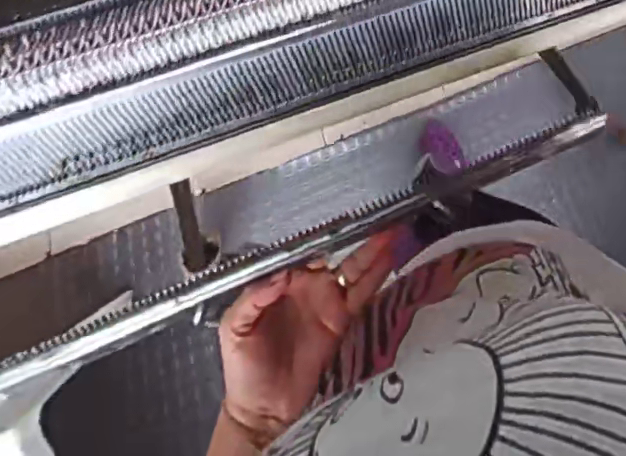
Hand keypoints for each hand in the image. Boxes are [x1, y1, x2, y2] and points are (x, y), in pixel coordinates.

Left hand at [217, 228, 401, 447]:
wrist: (262, 408)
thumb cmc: (243, 365)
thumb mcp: (235, 328)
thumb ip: (253, 298)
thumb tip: (281, 275)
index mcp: (284, 280)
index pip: (305, 250)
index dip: (322, 236)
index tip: (337, 220)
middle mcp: (309, 284)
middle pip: (336, 254)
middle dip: (356, 236)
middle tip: (375, 216)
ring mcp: (328, 300)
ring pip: (353, 269)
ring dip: (373, 250)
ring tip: (390, 232)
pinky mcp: (341, 319)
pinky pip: (361, 294)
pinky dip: (377, 275)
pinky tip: (389, 258)